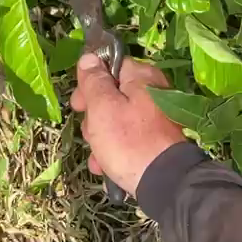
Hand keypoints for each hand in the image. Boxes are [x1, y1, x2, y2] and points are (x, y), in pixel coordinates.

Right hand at [70, 54, 188, 195]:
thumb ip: (93, 81)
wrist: (163, 183)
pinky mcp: (155, 144)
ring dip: (101, 140)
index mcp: (142, 78)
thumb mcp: (103, 108)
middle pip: (112, 96)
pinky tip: (106, 167)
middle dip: (94, 117)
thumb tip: (88, 58)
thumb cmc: (129, 142)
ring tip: (98, 157)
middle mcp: (153, 94)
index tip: (78, 104)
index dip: (89, 83)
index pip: (110, 66)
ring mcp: (155, 121)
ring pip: (116, 122)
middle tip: (90, 133)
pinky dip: (115, 153)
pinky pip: (128, 141)